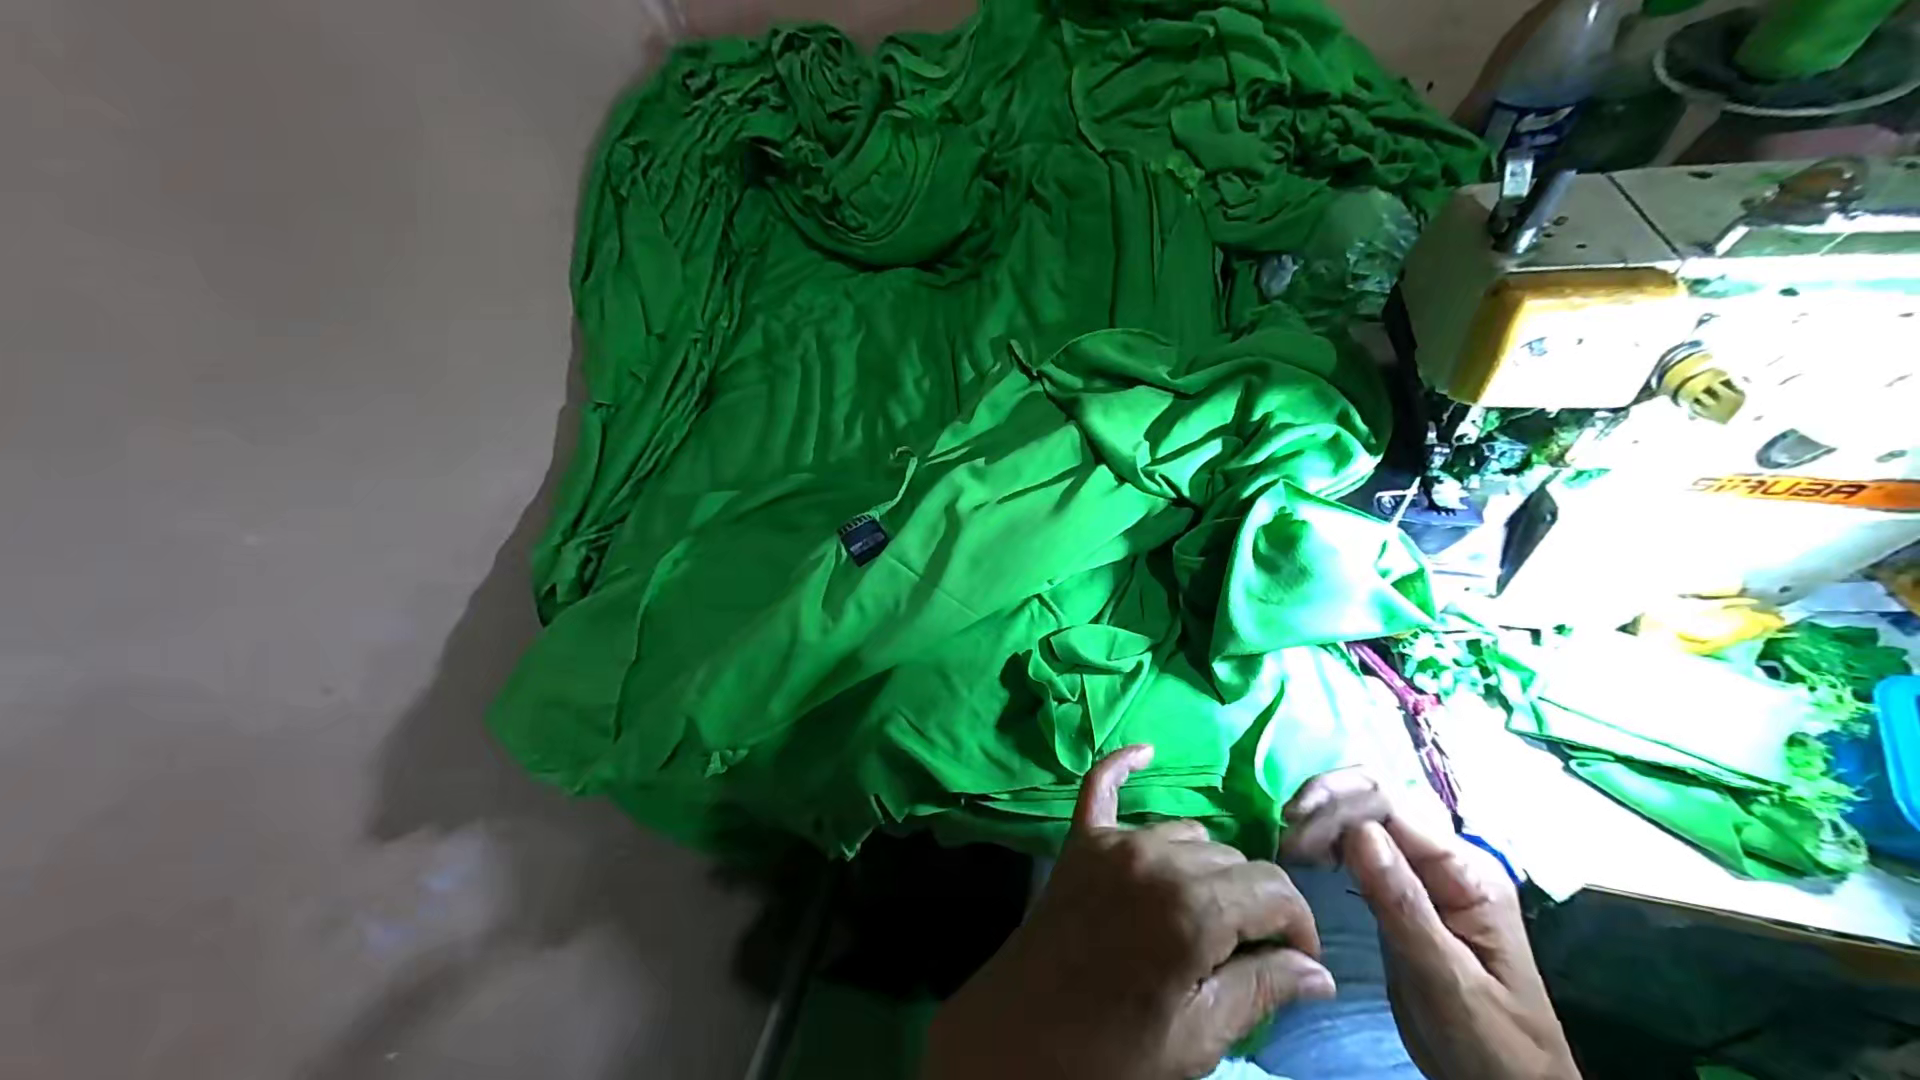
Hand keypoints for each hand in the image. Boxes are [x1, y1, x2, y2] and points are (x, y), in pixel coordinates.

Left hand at [923, 745, 1335, 1079]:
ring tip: (1200, 913)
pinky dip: (1124, 766)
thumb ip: (1261, 989)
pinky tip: (1145, 751)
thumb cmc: (1113, 1049)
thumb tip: (1320, 973)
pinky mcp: (1080, 840)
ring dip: (1206, 868)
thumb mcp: (1197, 1036)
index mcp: (1193, 909)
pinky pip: (1103, 784)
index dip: (1298, 926)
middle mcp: (1155, 859)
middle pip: (1234, 862)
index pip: (1275, 889)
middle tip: (1244, 951)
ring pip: (1189, 834)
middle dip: (1252, 904)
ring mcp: (1113, 843)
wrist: (1018, 1035)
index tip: (1296, 961)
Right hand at [1282, 768, 1578, 1079]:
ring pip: (1361, 814)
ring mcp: (1422, 869)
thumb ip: (1404, 904)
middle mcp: (1445, 857)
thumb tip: (1360, 831)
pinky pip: (1356, 843)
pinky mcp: (1398, 885)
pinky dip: (1324, 839)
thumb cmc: (1490, 1045)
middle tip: (1283, 837)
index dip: (1336, 803)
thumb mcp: (1446, 981)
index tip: (1292, 831)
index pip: (1391, 804)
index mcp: (1467, 870)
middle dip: (1323, 804)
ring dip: (1319, 819)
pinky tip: (1304, 856)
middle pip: (1374, 797)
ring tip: (1288, 846)